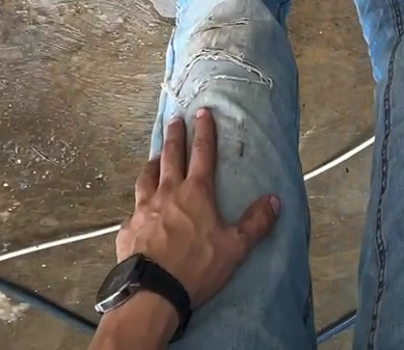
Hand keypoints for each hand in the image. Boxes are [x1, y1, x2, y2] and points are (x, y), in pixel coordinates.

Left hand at [116, 108, 280, 307]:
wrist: (152, 292)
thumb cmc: (196, 268)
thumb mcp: (235, 248)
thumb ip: (255, 223)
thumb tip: (275, 200)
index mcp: (196, 192)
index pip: (202, 152)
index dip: (204, 130)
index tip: (203, 111)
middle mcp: (168, 192)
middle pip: (171, 155)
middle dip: (175, 135)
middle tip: (175, 119)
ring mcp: (144, 207)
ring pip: (147, 175)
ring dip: (153, 162)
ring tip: (155, 155)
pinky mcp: (128, 227)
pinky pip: (133, 208)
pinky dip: (139, 202)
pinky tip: (139, 207)